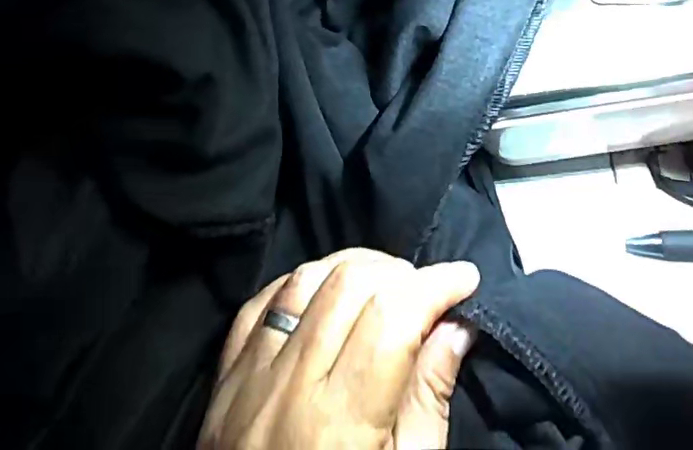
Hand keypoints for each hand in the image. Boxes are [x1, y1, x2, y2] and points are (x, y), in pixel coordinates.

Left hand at [199, 249, 479, 449]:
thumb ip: (428, 401)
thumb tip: (456, 326)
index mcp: (339, 426)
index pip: (392, 319)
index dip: (435, 286)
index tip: (465, 277)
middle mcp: (290, 386)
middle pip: (350, 286)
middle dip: (400, 274)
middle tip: (428, 290)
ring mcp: (250, 374)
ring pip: (307, 277)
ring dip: (355, 266)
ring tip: (387, 283)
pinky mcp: (226, 373)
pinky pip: (265, 299)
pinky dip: (304, 280)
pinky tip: (330, 288)